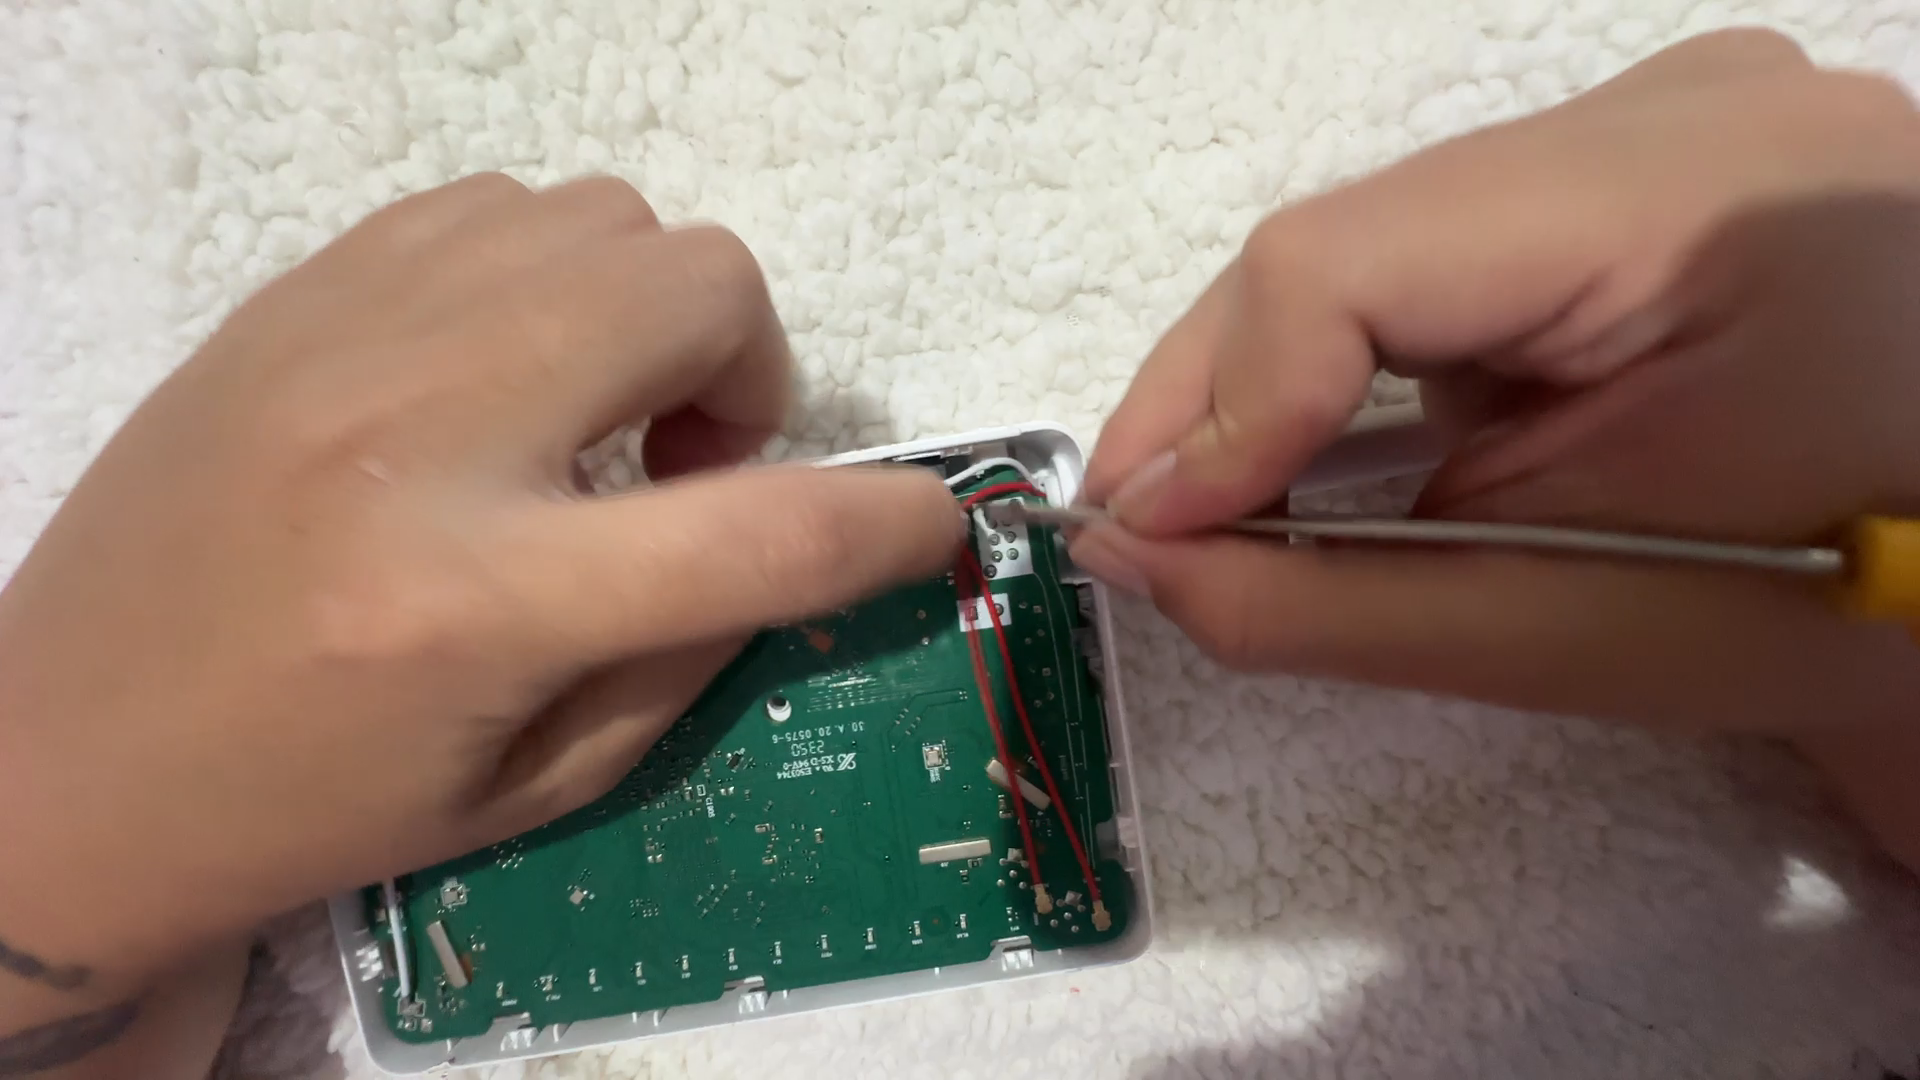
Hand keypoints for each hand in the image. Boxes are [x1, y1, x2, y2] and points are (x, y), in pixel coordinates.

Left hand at [0, 175, 963, 1013]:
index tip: (936, 519)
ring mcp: (347, 332)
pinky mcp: (302, 286)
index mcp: (486, 600)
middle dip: (753, 375)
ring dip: (663, 322)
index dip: (891, 519)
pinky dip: (570, 281)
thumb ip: (707, 636)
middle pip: (699, 286)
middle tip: (697, 465)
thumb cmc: (335, 799)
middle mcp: (423, 432)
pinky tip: (527, 373)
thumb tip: (798, 534)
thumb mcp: (565, 771)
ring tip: (607, 418)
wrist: (49, 756)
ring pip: (615, 219)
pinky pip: (513, 206)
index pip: (766, 531)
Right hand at [1075, 30, 1919, 734]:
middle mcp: (1640, 122)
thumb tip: (1116, 553)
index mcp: (1688, 203)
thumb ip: (1294, 606)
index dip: (1216, 411)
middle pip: (1314, 255)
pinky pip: (1372, 273)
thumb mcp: (1527, 632)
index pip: (1340, 268)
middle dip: (1197, 406)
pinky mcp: (1569, 188)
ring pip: (1327, 262)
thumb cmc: (1793, 616)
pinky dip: (1299, 371)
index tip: (1145, 527)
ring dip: (1235, 391)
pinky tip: (1276, 447)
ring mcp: (1607, 139)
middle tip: (1132, 517)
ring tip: (1189, 496)